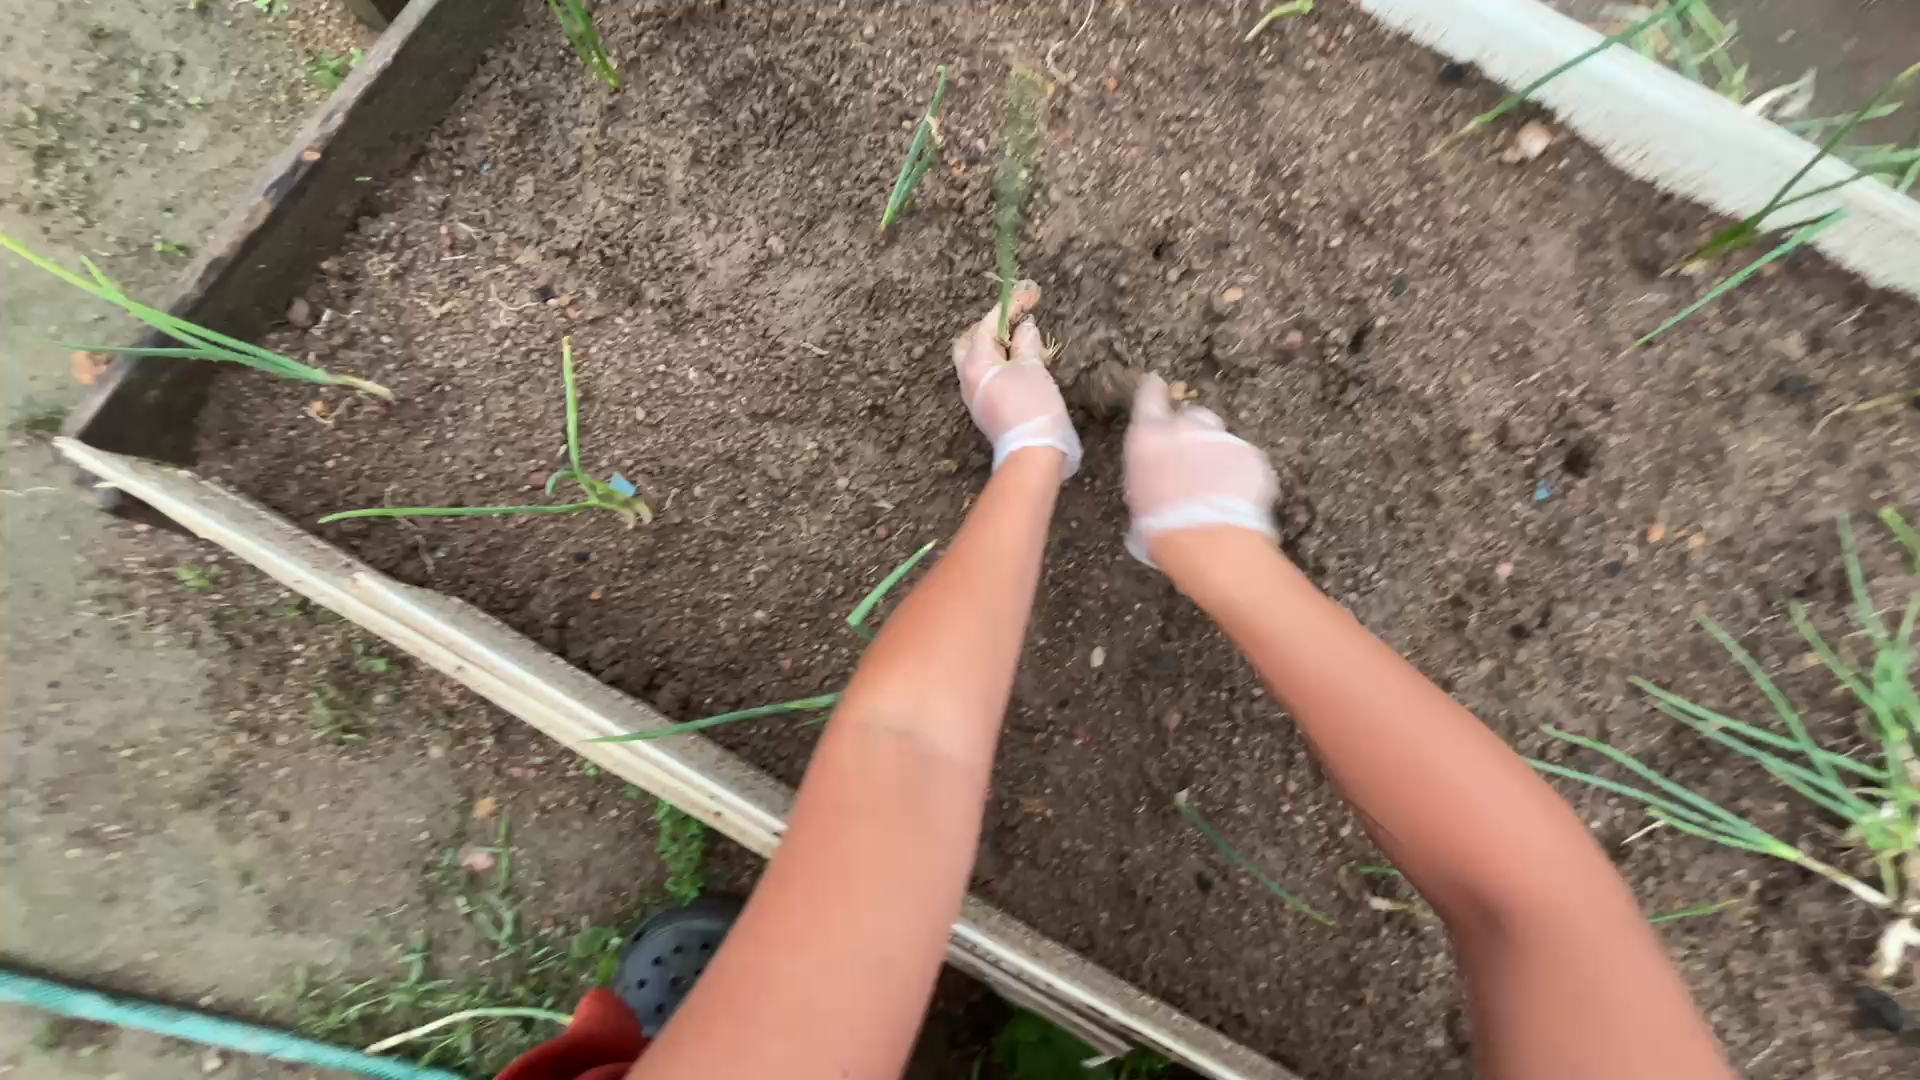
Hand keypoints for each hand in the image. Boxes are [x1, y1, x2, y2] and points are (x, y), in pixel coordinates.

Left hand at [951, 281, 1081, 481]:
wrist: (1032, 452)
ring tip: (1023, 344)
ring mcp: (974, 397)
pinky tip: (1021, 365)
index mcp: (975, 364)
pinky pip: (987, 378)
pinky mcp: (986, 410)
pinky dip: (1000, 365)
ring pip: (977, 362)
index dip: (1009, 307)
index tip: (1028, 294)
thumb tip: (1025, 327)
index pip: (987, 325)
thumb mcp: (1033, 367)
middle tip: (1014, 322)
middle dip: (990, 328)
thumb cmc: (1033, 406)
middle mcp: (968, 379)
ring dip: (997, 348)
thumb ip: (1027, 342)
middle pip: (969, 343)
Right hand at [1123, 374, 1277, 564]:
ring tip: (1215, 490)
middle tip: (1190, 461)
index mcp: (1149, 437)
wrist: (1208, 541)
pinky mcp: (1252, 455)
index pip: (1149, 397)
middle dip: (1191, 432)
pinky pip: (1243, 458)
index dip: (1153, 391)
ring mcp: (1222, 438)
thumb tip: (1158, 468)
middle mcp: (1185, 428)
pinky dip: (1239, 472)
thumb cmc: (1159, 527)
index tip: (1155, 384)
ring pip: (1220, 439)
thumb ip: (1150, 467)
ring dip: (1216, 456)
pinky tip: (1233, 498)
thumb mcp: (1139, 495)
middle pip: (1191, 416)